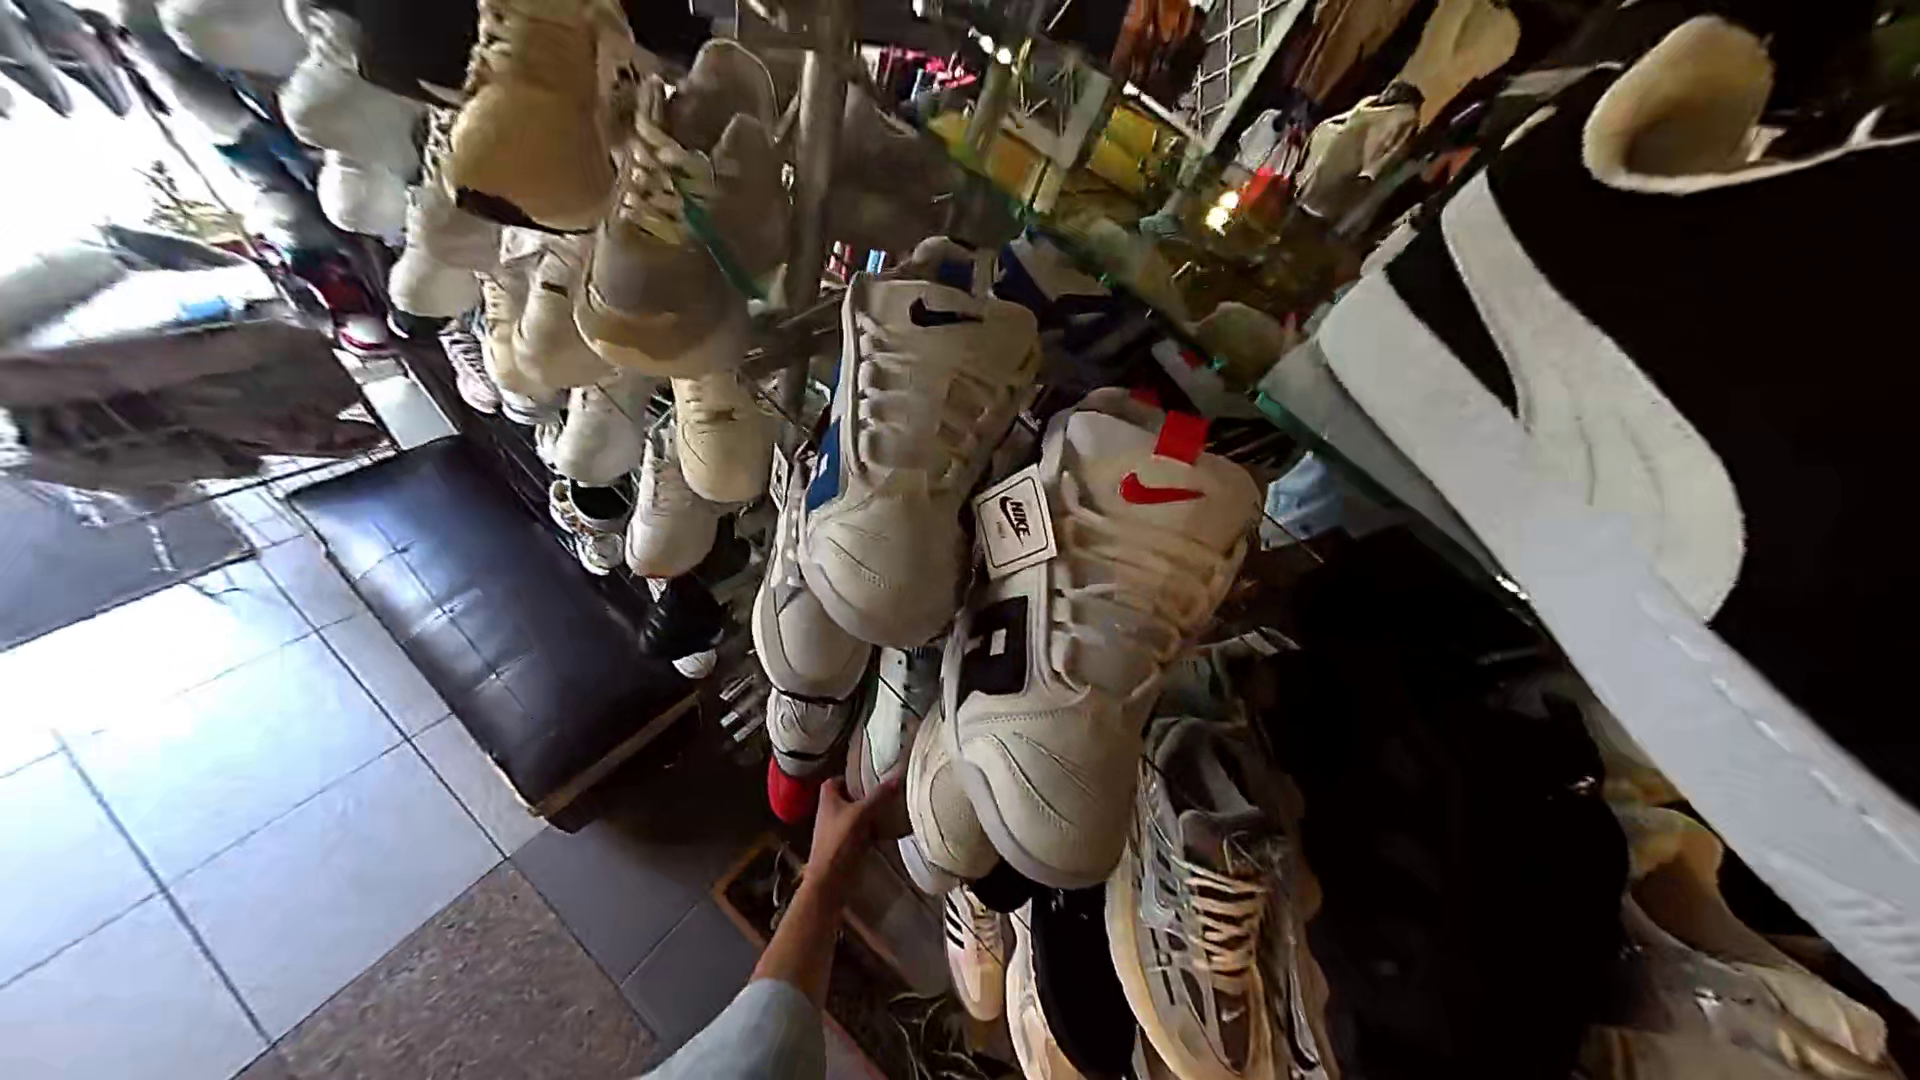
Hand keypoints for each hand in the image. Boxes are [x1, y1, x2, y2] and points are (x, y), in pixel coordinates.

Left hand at [806, 776, 901, 895]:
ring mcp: (836, 829)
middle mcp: (829, 810)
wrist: (829, 880)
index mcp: (827, 797)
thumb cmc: (840, 840)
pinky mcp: (844, 845)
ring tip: (891, 807)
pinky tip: (888, 829)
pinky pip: (860, 831)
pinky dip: (872, 829)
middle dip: (866, 795)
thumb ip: (878, 796)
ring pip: (856, 814)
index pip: (838, 779)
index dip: (852, 776)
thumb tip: (896, 777)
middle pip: (849, 797)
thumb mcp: (861, 814)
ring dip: (870, 813)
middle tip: (886, 791)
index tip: (871, 776)